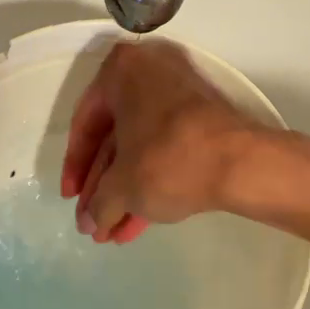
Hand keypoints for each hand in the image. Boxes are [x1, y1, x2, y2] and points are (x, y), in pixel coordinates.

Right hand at [60, 41, 268, 243]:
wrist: (239, 164)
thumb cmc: (166, 161)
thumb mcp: (120, 188)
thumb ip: (97, 206)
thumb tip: (89, 224)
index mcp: (121, 74)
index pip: (84, 125)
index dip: (74, 170)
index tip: (71, 200)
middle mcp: (149, 76)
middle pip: (113, 143)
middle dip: (102, 191)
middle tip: (93, 225)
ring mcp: (179, 100)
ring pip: (139, 154)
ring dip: (123, 197)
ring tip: (111, 235)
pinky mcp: (201, 125)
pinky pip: (163, 157)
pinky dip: (147, 189)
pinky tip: (134, 226)